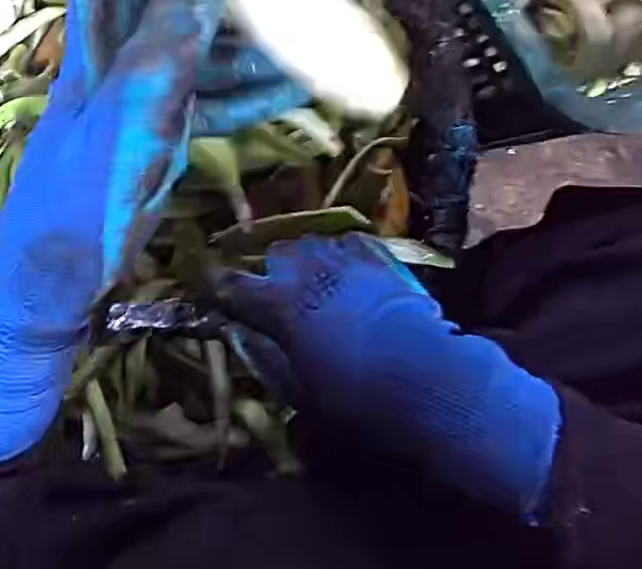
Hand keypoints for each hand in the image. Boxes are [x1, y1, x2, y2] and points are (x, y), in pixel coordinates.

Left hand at [0, 0, 303, 467]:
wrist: (59, 267)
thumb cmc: (77, 193)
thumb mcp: (120, 118)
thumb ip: (159, 50)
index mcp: (96, 46)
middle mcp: (120, 58)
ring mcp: (145, 93)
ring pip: (205, 49)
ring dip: (251, 38)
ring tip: (310, 25)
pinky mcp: (164, 128)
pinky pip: (214, 99)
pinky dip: (251, 93)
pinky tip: (297, 88)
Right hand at [219, 233, 561, 518]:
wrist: (434, 381)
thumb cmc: (360, 398)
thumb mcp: (301, 392)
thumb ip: (265, 357)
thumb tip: (241, 335)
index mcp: (277, 303)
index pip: (231, 285)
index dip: (215, 284)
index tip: (207, 285)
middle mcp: (301, 269)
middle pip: (272, 257)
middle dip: (270, 273)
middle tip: (278, 296)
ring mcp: (339, 257)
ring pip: (307, 246)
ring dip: (304, 262)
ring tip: (315, 283)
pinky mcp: (374, 256)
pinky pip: (345, 245)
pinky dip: (340, 256)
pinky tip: (348, 274)